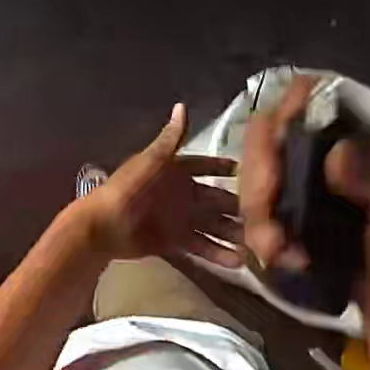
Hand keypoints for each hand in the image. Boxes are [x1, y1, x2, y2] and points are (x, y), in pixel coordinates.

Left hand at [62, 102, 244, 264]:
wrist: (104, 225)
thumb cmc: (128, 188)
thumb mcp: (151, 160)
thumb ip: (170, 138)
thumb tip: (181, 105)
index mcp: (174, 171)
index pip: (204, 165)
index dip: (223, 167)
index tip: (247, 170)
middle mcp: (180, 194)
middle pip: (215, 199)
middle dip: (237, 207)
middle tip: (265, 215)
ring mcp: (178, 219)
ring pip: (212, 226)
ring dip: (232, 234)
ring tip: (256, 245)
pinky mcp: (174, 242)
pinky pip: (200, 247)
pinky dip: (217, 254)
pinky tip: (237, 263)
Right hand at [239, 76, 369, 333]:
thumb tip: (338, 153)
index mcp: (356, 141)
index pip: (307, 101)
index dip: (283, 115)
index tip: (274, 149)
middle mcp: (322, 155)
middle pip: (266, 140)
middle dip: (259, 180)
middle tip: (267, 219)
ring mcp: (301, 187)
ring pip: (253, 177)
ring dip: (255, 214)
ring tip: (274, 251)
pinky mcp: (287, 218)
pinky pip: (254, 211)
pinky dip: (258, 233)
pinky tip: (276, 258)